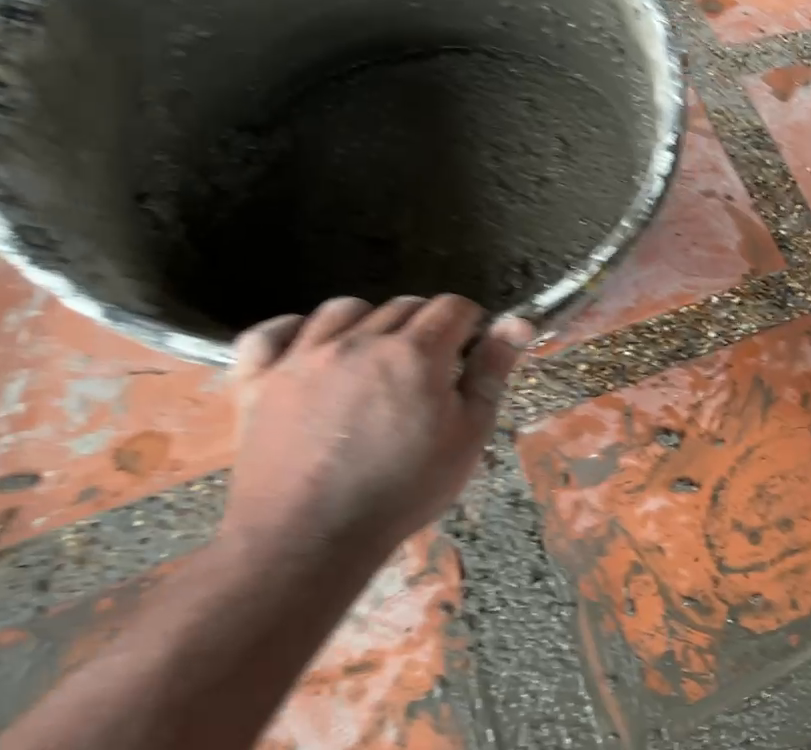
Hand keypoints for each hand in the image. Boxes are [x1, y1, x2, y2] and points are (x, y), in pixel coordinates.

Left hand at [219, 295, 534, 559]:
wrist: (308, 540)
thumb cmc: (404, 489)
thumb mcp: (469, 434)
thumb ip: (492, 371)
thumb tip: (517, 322)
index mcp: (416, 354)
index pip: (453, 307)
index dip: (470, 325)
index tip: (470, 355)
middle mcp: (359, 342)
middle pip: (402, 306)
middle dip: (425, 325)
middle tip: (429, 369)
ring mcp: (301, 359)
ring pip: (343, 309)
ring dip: (368, 323)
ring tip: (375, 358)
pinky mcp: (257, 383)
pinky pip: (269, 333)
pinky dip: (293, 331)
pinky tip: (310, 349)